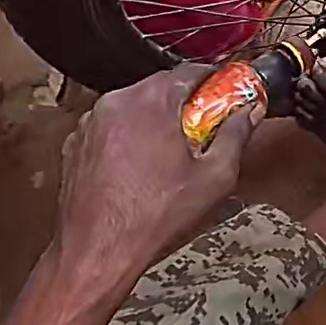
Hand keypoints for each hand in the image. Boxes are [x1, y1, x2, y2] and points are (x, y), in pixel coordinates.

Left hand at [53, 66, 254, 287]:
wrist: (98, 252)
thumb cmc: (154, 217)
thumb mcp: (216, 175)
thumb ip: (236, 135)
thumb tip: (249, 114)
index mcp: (150, 102)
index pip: (189, 72)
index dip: (213, 80)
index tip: (227, 93)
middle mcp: (115, 104)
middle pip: (160, 87)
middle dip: (186, 101)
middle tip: (207, 124)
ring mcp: (91, 124)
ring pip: (134, 106)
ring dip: (157, 118)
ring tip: (175, 149)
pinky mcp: (77, 145)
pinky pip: (112, 128)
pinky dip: (131, 136)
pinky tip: (145, 165)